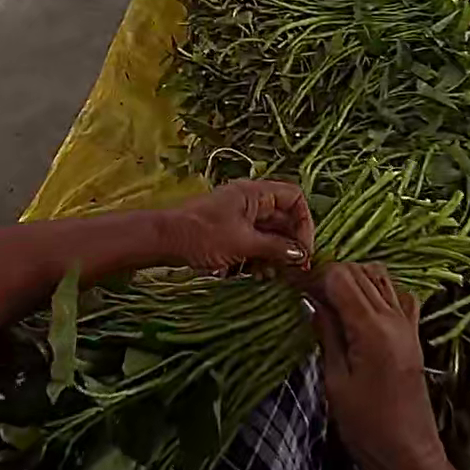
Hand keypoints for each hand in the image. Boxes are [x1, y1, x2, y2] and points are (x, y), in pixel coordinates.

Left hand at [161, 180, 313, 272]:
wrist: (166, 240)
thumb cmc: (204, 235)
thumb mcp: (244, 243)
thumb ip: (276, 247)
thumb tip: (302, 254)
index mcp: (255, 193)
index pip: (294, 198)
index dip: (304, 222)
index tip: (304, 249)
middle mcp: (251, 201)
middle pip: (283, 218)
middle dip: (289, 244)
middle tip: (294, 271)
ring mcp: (240, 216)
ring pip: (269, 233)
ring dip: (274, 254)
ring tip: (271, 275)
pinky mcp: (230, 232)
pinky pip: (254, 242)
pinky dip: (258, 257)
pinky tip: (255, 275)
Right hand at [312, 263, 447, 469]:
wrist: (409, 457)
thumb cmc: (367, 428)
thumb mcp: (335, 382)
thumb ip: (326, 334)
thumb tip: (311, 301)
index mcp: (371, 329)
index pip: (340, 277)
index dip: (314, 277)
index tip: (295, 286)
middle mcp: (393, 317)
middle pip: (358, 271)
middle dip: (330, 275)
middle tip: (307, 293)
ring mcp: (407, 323)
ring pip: (378, 275)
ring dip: (353, 277)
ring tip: (332, 298)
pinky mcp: (414, 332)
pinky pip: (398, 293)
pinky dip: (379, 289)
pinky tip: (363, 305)